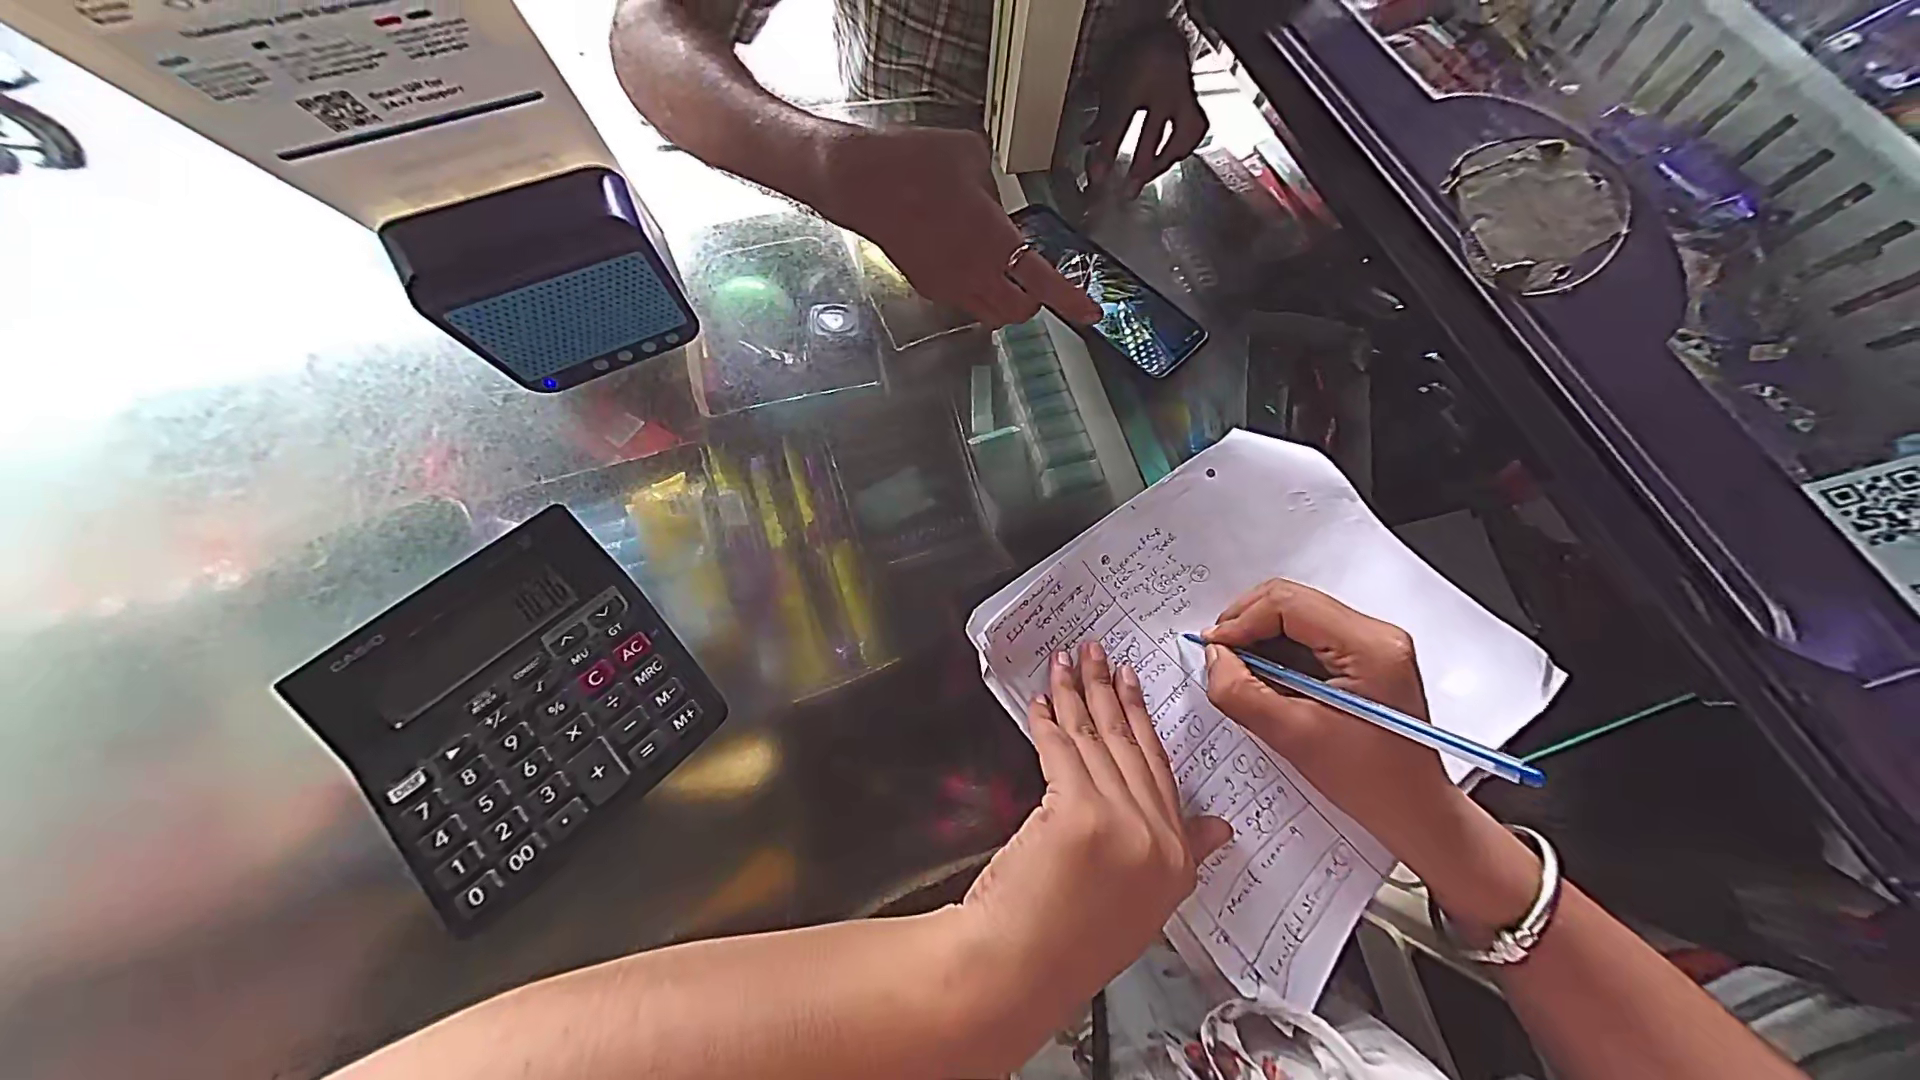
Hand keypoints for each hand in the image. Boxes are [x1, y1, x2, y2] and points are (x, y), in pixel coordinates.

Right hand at [811, 125, 1098, 328]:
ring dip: (1004, 303)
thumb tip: (995, 203)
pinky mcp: (927, 286)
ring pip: (989, 314)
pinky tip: (966, 263)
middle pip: (1018, 312)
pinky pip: (962, 301)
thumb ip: (995, 187)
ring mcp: (948, 285)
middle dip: (1032, 303)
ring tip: (1001, 273)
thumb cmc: (912, 166)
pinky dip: (975, 292)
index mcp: (992, 241)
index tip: (1090, 313)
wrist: (861, 183)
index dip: (1070, 301)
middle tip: (1034, 283)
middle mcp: (973, 273)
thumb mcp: (971, 156)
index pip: (1043, 282)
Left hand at [959, 641, 1229, 1036]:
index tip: (1132, 684)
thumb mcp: (1142, 903)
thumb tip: (1217, 828)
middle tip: (1097, 654)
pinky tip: (1040, 702)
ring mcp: (1119, 822)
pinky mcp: (1077, 810)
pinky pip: (1060, 748)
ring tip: (1066, 662)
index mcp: (1175, 858)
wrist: (1017, 970)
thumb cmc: (1064, 939)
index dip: (1142, 718)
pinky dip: (1046, 721)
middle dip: (1108, 690)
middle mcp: (1154, 837)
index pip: (1158, 768)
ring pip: (1094, 738)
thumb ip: (1182, 856)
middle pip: (1129, 744)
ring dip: (1075, 693)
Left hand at [1084, 23, 1209, 199]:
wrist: (1164, 38)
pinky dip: (1182, 149)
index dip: (1106, 153)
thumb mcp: (1112, 87)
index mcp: (1136, 83)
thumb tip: (1088, 142)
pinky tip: (1170, 160)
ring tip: (1148, 178)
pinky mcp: (1194, 103)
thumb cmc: (1136, 61)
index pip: (1117, 125)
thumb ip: (1102, 119)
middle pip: (1152, 136)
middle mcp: (1162, 90)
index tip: (1098, 178)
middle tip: (1128, 191)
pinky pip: (1193, 130)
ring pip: (1179, 135)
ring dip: (1163, 161)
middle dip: (1139, 167)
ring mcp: (1182, 96)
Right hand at [1200, 580, 1464, 865]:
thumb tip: (1215, 657)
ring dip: (1256, 635)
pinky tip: (1263, 676)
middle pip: (1288, 599)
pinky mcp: (1358, 653)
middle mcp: (1375, 634)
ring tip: (1239, 669)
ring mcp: (1369, 641)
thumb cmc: (1372, 783)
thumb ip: (1242, 692)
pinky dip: (1272, 647)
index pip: (1286, 603)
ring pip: (1291, 612)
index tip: (1215, 647)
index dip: (1240, 621)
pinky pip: (1301, 631)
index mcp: (1370, 648)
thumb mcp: (1293, 737)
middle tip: (1220, 654)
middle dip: (1245, 623)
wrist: (1412, 810)